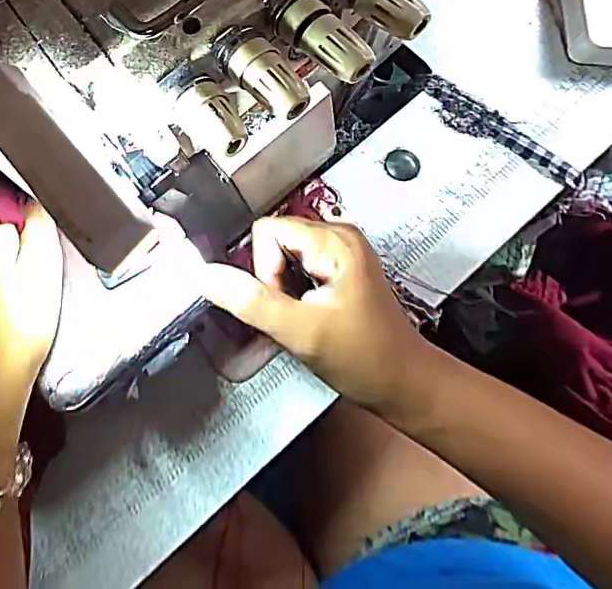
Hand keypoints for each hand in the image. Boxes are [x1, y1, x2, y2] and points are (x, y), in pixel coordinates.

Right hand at [198, 216, 430, 409]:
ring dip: (282, 286)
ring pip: (282, 253)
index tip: (284, 303)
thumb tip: (209, 277)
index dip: (263, 269)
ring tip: (306, 314)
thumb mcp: (301, 332)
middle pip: (273, 238)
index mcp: (335, 240)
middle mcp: (339, 235)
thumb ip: (252, 302)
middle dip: (272, 279)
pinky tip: (311, 312)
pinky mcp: (339, 265)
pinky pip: (297, 264)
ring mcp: (341, 249)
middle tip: (295, 312)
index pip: (266, 229)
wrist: (403, 382)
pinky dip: (294, 289)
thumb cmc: (366, 358)